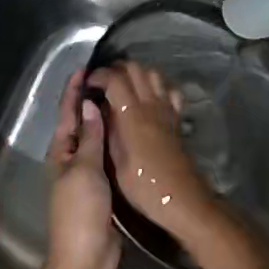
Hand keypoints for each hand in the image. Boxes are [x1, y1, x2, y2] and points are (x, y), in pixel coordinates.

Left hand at [46, 70, 119, 268]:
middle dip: (91, 99)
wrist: (87, 257)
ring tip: (123, 97)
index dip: (73, 88)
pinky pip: (107, 154)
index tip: (86, 66)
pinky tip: (130, 132)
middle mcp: (71, 158)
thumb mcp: (85, 169)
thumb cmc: (80, 211)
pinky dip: (115, 139)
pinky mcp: (101, 186)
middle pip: (81, 122)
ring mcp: (86, 172)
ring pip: (95, 137)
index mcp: (62, 151)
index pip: (67, 112)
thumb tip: (90, 103)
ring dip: (105, 118)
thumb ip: (90, 137)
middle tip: (111, 77)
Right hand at [89, 61, 219, 242]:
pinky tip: (147, 97)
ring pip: (152, 73)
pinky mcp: (175, 117)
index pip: (115, 79)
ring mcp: (166, 109)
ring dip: (136, 73)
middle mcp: (151, 104)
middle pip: (135, 68)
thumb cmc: (144, 186)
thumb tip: (97, 110)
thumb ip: (107, 132)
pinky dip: (156, 85)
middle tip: (102, 81)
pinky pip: (168, 89)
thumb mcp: (116, 163)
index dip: (98, 75)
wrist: (182, 199)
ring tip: (122, 85)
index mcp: (132, 115)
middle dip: (116, 68)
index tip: (87, 83)